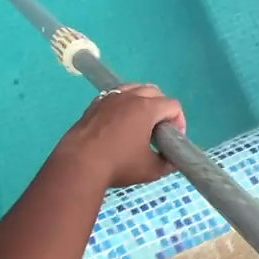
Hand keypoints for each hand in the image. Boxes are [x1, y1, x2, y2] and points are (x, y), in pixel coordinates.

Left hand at [49, 84, 186, 189]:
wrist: (79, 164)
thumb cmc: (118, 165)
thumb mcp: (150, 169)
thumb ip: (167, 163)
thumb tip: (172, 161)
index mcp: (146, 108)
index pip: (172, 105)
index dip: (179, 121)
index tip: (172, 138)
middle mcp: (129, 96)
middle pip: (154, 91)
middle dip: (161, 108)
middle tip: (158, 130)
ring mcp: (109, 98)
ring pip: (133, 89)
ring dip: (142, 101)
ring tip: (139, 123)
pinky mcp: (94, 105)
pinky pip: (115, 96)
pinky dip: (122, 104)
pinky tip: (118, 123)